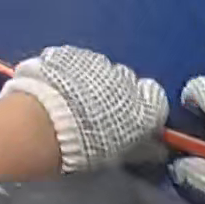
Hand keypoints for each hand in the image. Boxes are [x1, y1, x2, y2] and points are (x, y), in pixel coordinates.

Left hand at [0, 46, 166, 172]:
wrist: (48, 118)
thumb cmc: (90, 142)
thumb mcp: (124, 152)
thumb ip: (143, 145)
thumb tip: (156, 147)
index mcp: (143, 104)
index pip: (154, 96)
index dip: (143, 104)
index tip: (133, 114)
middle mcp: (122, 76)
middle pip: (125, 78)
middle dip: (116, 89)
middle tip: (99, 106)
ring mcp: (93, 60)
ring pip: (98, 66)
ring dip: (91, 76)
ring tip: (74, 94)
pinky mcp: (66, 52)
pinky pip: (73, 59)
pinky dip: (69, 68)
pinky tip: (58, 82)